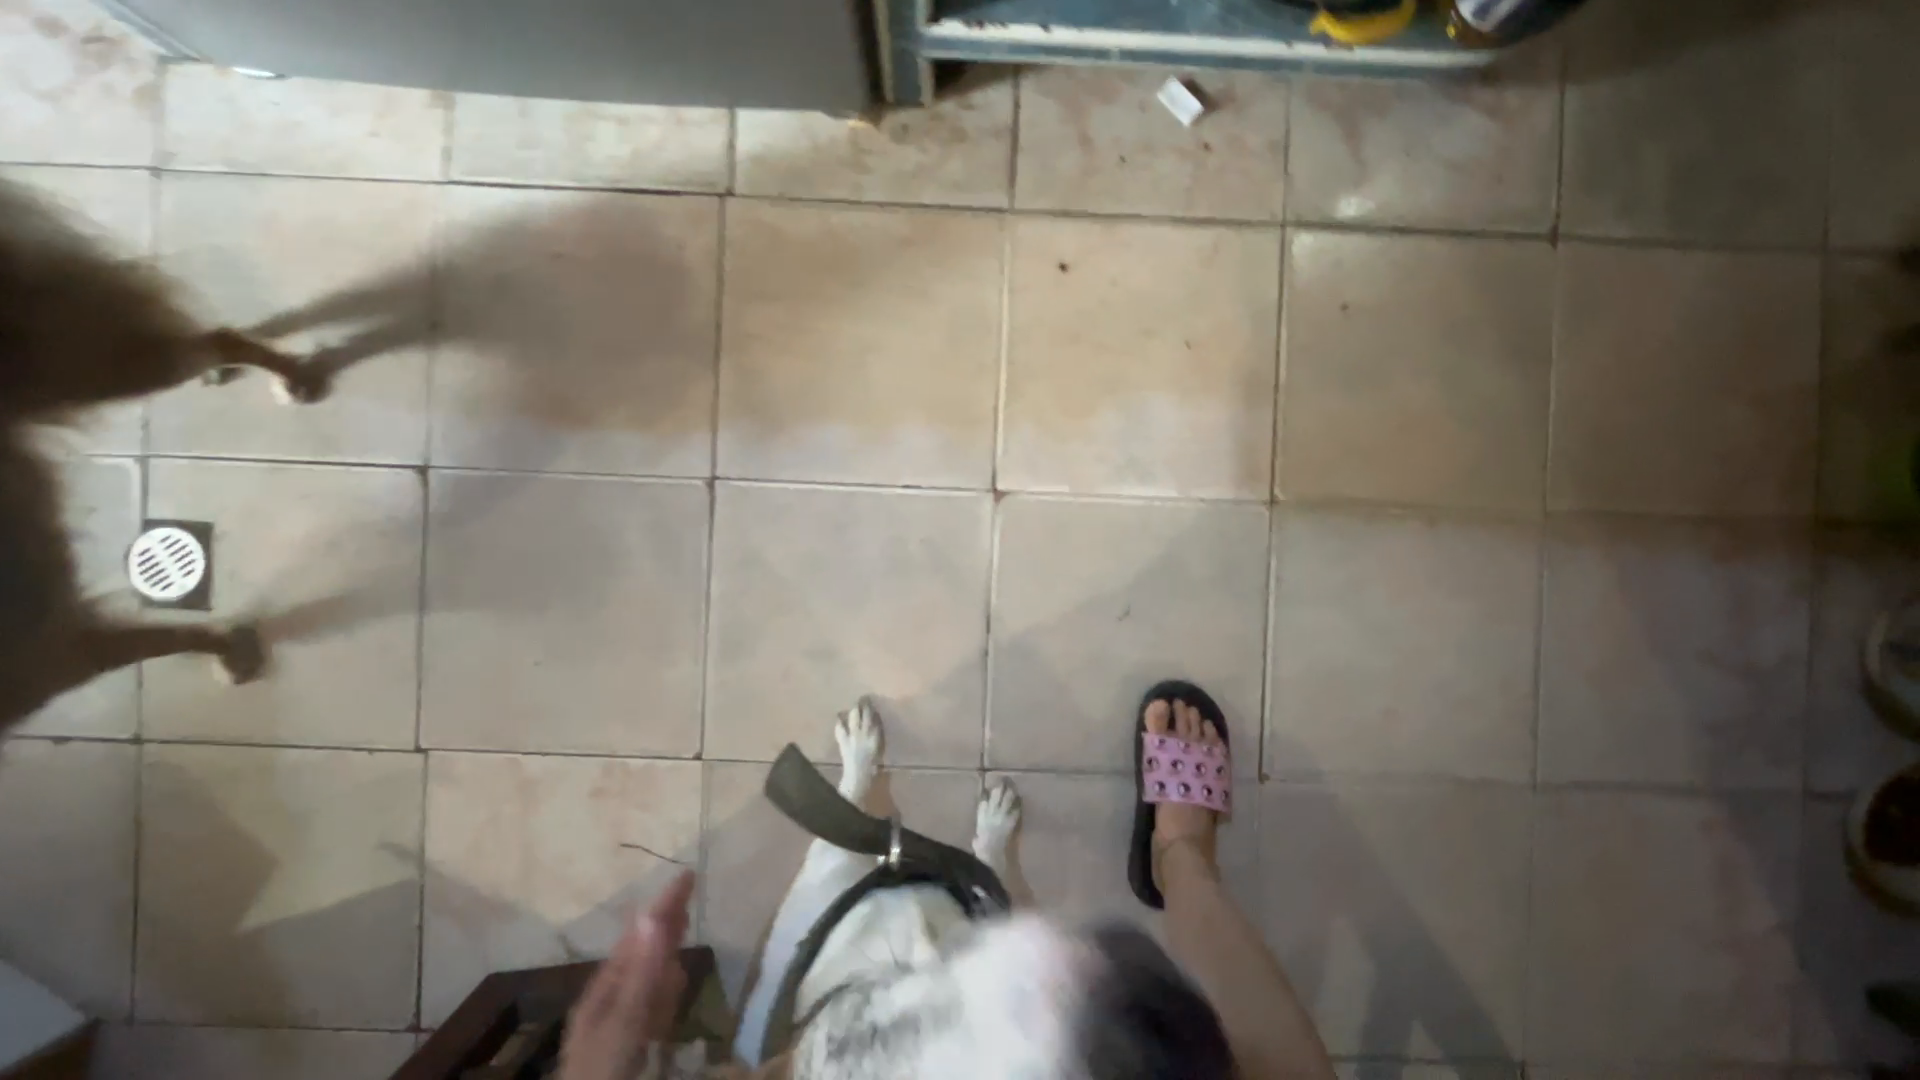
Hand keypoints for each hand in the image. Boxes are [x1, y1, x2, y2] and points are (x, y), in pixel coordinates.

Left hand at [559, 871, 696, 1079]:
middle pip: (642, 951)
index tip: (687, 874)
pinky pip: (651, 1005)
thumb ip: (643, 971)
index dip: (664, 904)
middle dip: (663, 922)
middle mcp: (611, 1000)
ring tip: (680, 922)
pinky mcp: (630, 1048)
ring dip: (663, 948)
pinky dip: (664, 986)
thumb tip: (653, 913)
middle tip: (686, 892)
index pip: (641, 935)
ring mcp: (619, 1024)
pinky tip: (671, 982)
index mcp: (607, 989)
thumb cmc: (603, 1070)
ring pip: (646, 975)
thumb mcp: (625, 1021)